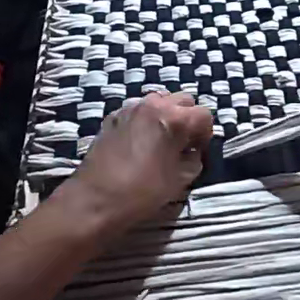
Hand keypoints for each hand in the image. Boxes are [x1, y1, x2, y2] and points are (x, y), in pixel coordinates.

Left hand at [43, 92, 213, 240]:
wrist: (95, 199)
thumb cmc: (142, 192)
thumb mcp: (180, 180)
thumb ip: (193, 159)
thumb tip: (192, 151)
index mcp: (174, 119)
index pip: (204, 115)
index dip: (205, 134)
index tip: (198, 152)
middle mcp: (154, 105)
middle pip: (183, 101)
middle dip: (188, 119)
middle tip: (182, 144)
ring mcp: (131, 107)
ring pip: (160, 100)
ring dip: (166, 115)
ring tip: (161, 140)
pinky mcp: (114, 115)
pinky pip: (139, 109)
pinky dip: (146, 119)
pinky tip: (140, 142)